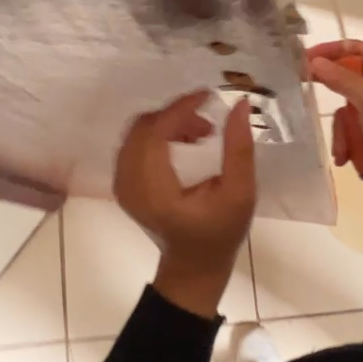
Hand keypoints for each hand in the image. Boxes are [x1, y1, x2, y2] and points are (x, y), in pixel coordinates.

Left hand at [113, 90, 256, 317]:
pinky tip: (183, 143)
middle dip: (176, 114)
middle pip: (143, 127)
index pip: (157, 132)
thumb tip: (237, 104)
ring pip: (137, 132)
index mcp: (155, 190)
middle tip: (208, 122)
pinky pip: (134, 144)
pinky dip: (157, 134)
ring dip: (167, 123)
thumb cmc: (220, 233)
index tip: (208, 96)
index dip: (181, 108)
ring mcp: (121, 185)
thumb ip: (239, 149)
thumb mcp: (240, 193)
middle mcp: (129, 185)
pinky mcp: (123, 184)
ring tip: (199, 133)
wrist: (194, 265)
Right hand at [308, 40, 362, 232]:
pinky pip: (354, 132)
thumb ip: (341, 79)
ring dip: (341, 131)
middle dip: (332, 95)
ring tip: (342, 150)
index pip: (356, 48)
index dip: (331, 50)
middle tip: (305, 93)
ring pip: (348, 112)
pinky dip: (348, 144)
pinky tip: (346, 158)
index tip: (305, 58)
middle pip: (348, 81)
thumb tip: (314, 60)